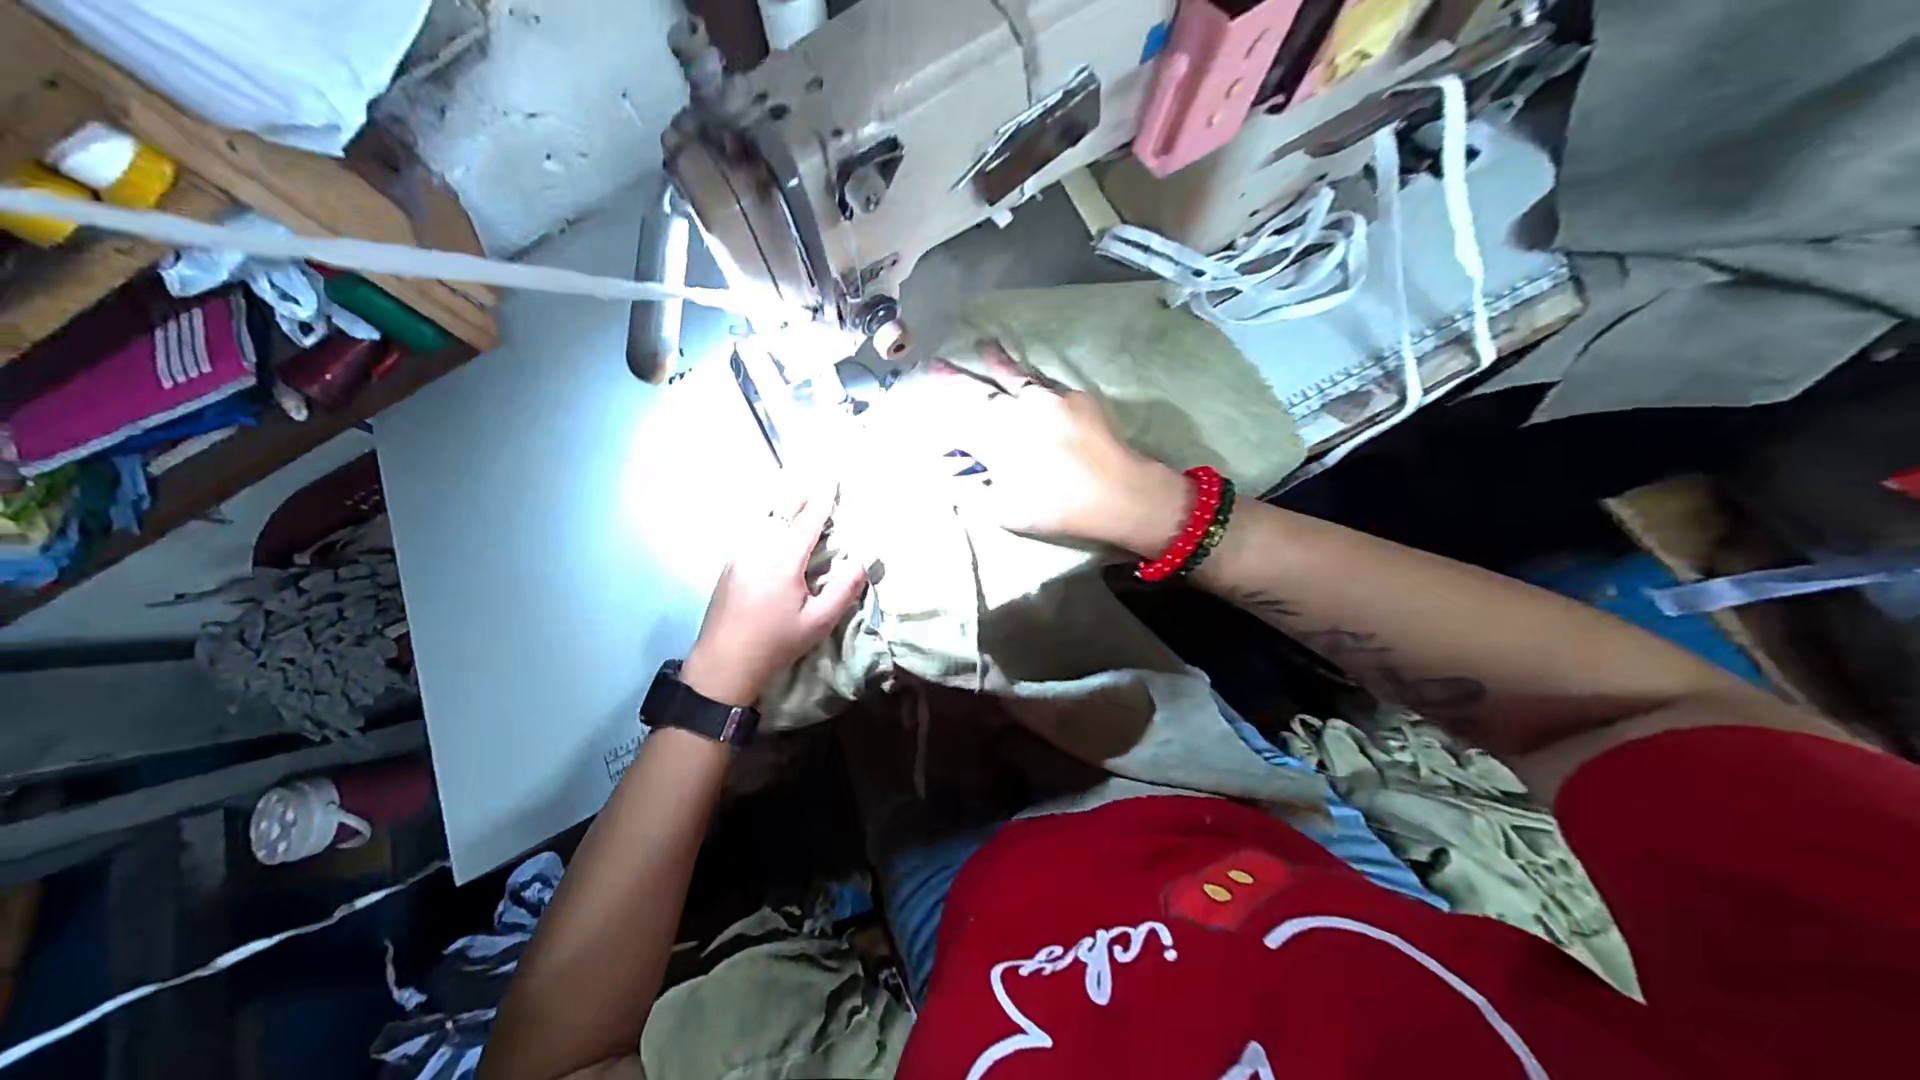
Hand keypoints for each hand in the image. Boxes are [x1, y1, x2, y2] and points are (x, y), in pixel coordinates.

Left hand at [680, 488, 867, 705]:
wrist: (723, 663)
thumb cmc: (776, 643)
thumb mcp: (818, 622)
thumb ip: (843, 590)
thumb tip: (862, 561)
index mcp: (782, 562)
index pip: (806, 523)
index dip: (821, 502)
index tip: (832, 482)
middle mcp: (758, 550)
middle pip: (780, 512)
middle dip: (799, 496)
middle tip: (815, 483)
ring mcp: (739, 557)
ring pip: (763, 521)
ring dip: (782, 508)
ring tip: (798, 500)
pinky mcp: (730, 567)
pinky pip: (753, 534)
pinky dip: (769, 523)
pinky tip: (775, 528)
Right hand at [894, 341, 1189, 555]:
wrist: (1118, 493)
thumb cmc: (1057, 509)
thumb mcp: (1006, 510)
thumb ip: (974, 489)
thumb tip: (950, 473)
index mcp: (996, 438)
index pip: (958, 416)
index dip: (939, 406)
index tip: (923, 394)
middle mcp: (1017, 410)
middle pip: (979, 389)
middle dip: (954, 377)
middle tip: (935, 363)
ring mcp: (1049, 399)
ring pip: (1016, 375)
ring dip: (997, 361)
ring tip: (985, 345)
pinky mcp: (1077, 397)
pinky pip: (1049, 387)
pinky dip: (1037, 386)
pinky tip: (1034, 387)